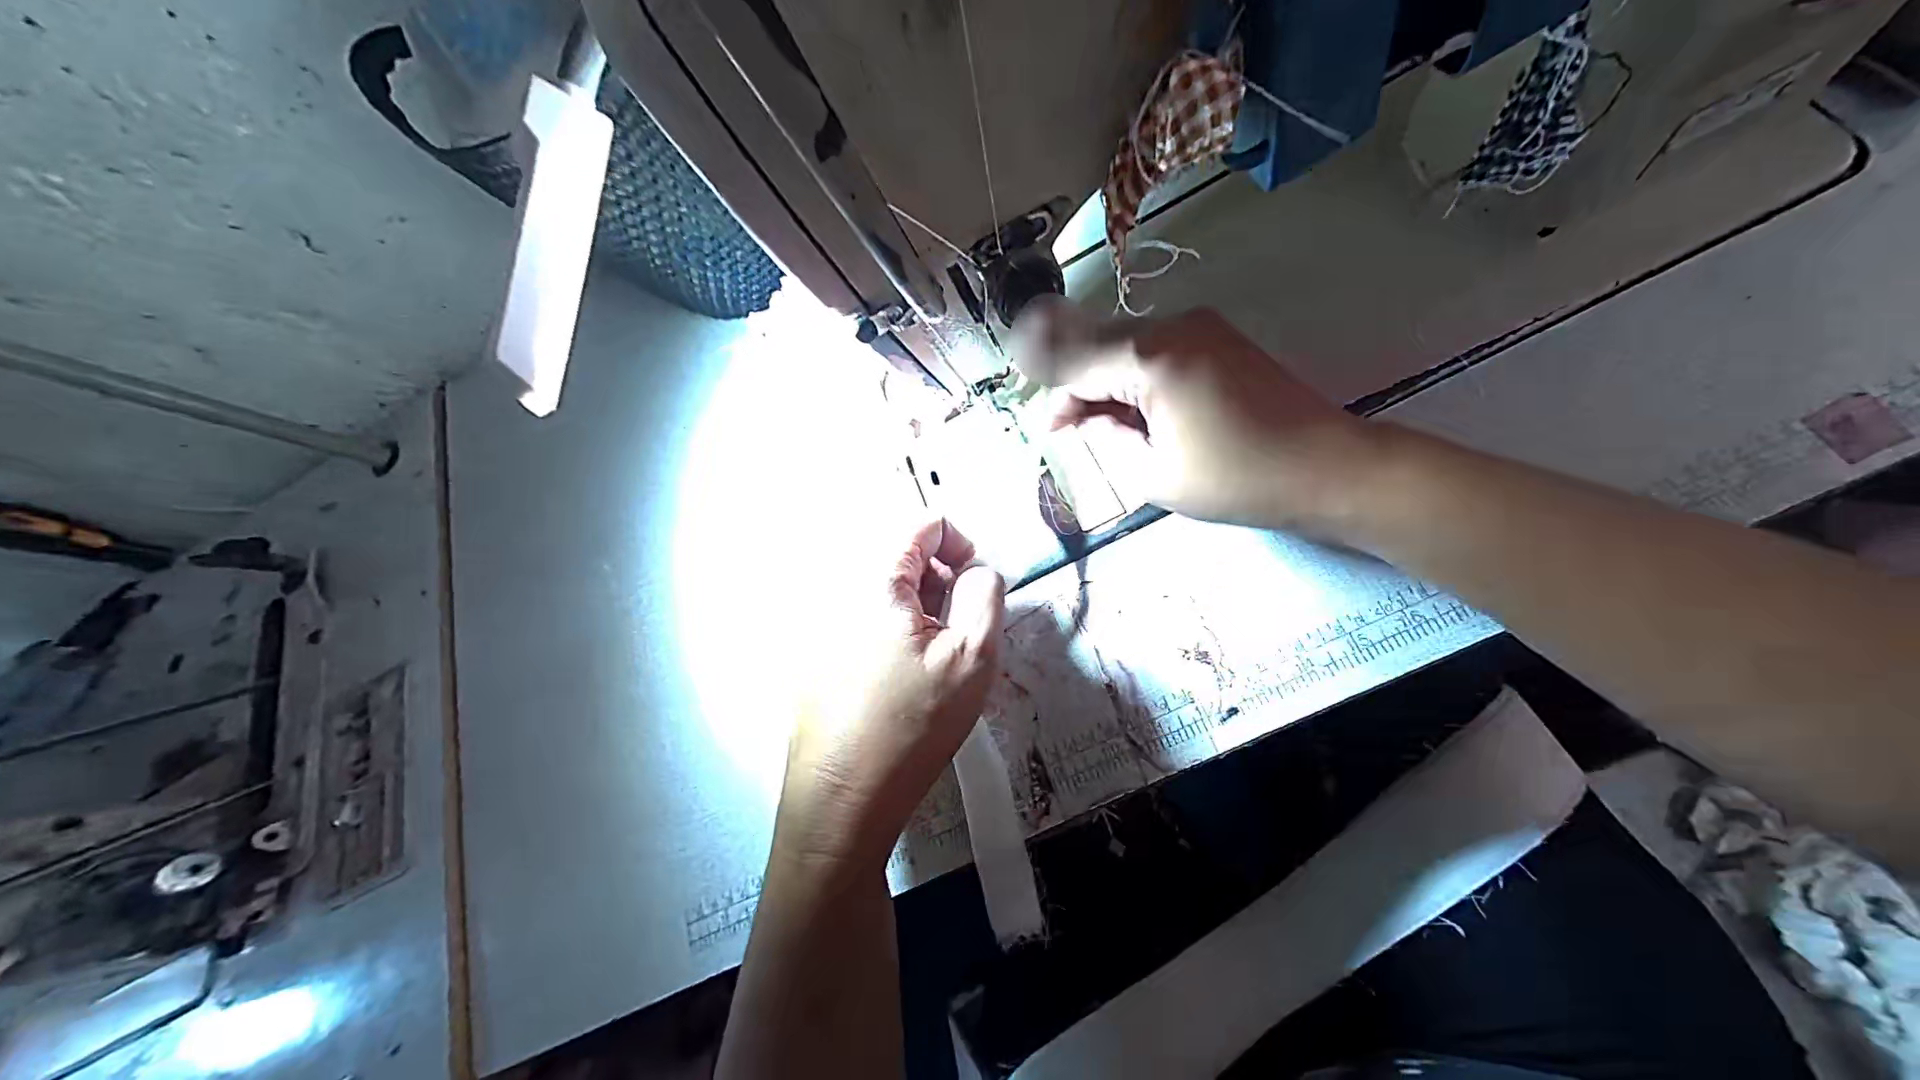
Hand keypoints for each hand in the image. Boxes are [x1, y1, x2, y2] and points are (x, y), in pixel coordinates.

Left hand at [782, 518, 1005, 869]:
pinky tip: (899, 678)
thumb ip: (986, 592)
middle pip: (903, 555)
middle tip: (956, 632)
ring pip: (885, 590)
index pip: (925, 523)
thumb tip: (979, 568)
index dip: (964, 547)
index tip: (975, 590)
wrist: (843, 799)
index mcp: (873, 578)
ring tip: (931, 660)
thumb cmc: (910, 728)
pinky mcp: (814, 654)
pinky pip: (863, 619)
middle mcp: (836, 589)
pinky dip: (892, 631)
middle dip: (941, 582)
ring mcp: (819, 623)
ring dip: (919, 610)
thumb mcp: (973, 656)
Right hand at [1013, 299, 1385, 538]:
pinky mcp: (1218, 338)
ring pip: (1123, 344)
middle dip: (1074, 385)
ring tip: (1107, 430)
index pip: (1072, 359)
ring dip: (1103, 381)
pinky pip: (1154, 348)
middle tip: (1071, 433)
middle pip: (1095, 344)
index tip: (1042, 424)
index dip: (1046, 389)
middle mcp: (1173, 326)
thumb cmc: (1236, 480)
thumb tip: (1074, 414)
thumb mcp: (1153, 472)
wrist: (1328, 467)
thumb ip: (1104, 434)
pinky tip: (1138, 412)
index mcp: (1150, 357)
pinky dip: (1133, 376)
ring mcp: (1200, 327)